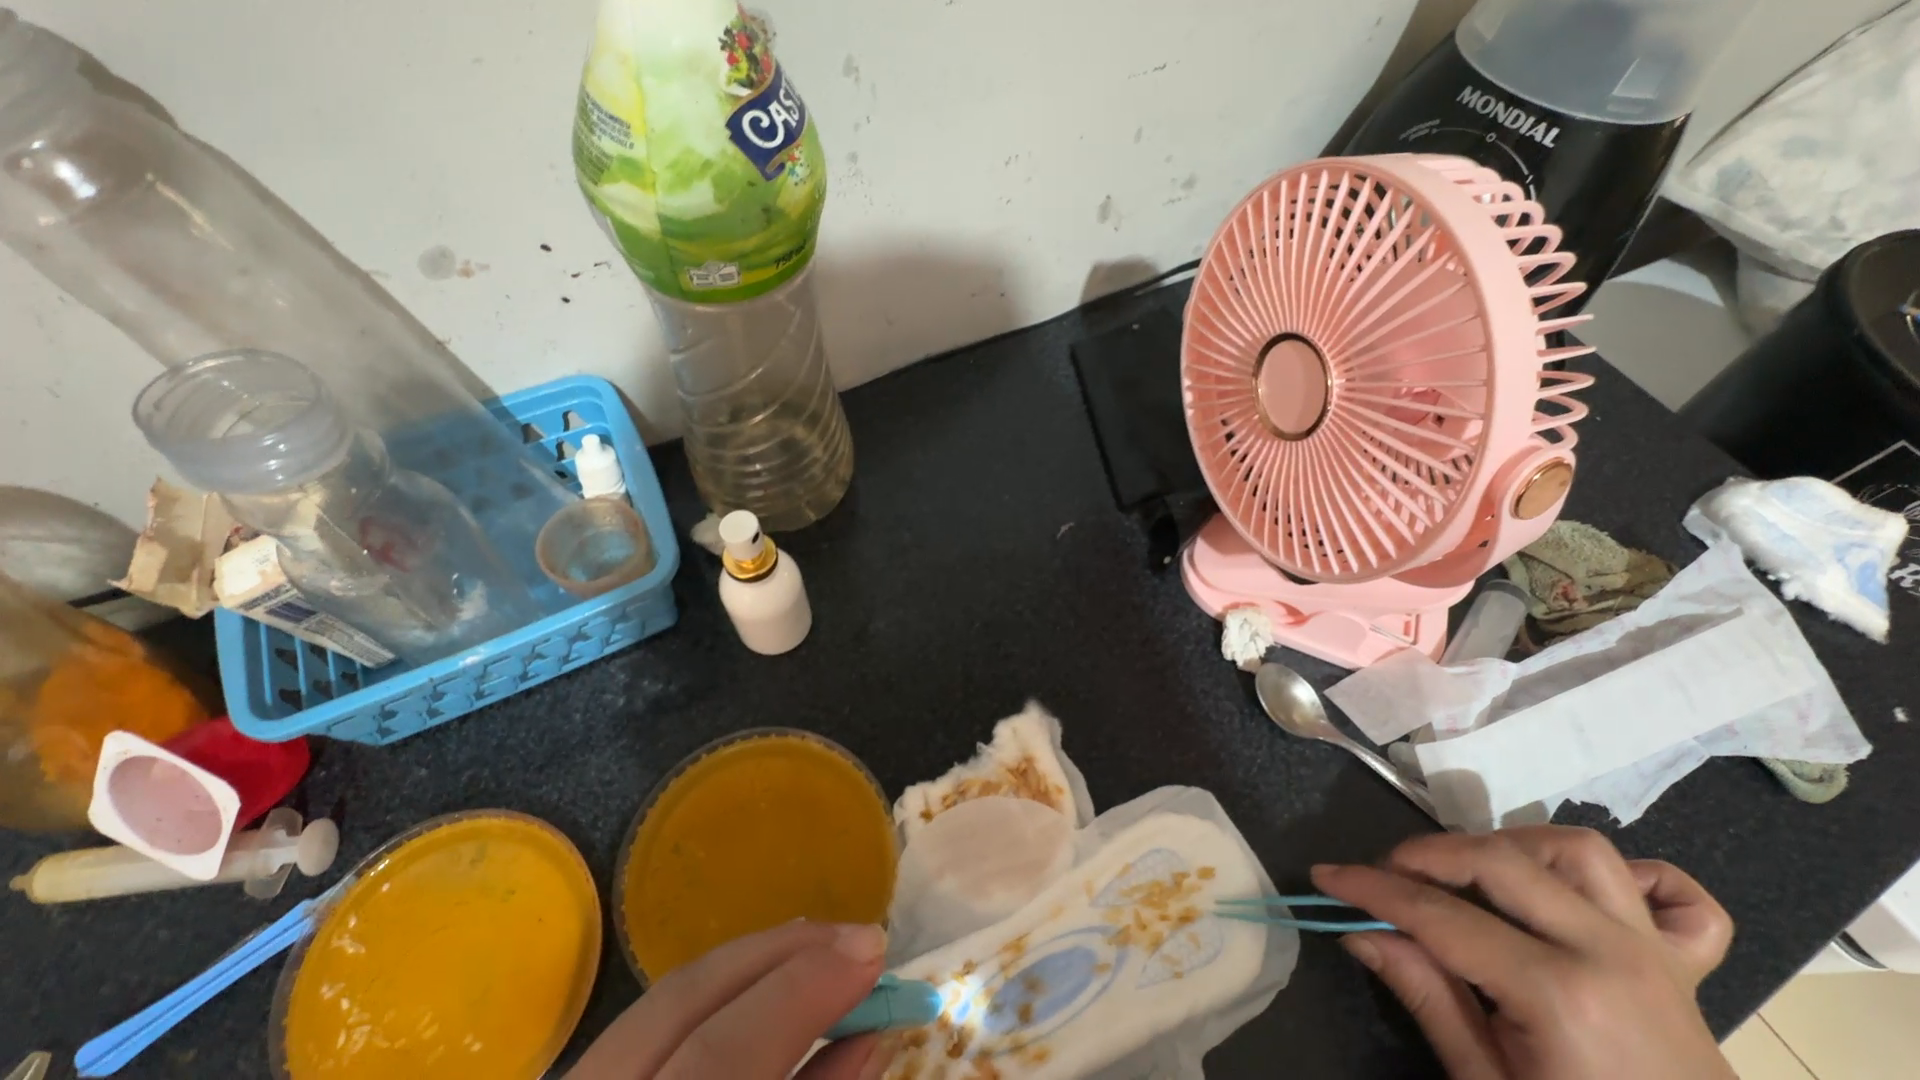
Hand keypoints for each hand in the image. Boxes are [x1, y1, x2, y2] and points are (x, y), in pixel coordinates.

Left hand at [568, 920, 892, 1079]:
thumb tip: (868, 1033)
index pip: (722, 1055)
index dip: (805, 993)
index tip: (874, 949)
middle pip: (682, 998)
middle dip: (781, 954)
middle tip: (860, 938)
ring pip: (660, 998)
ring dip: (751, 967)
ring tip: (821, 952)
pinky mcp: (576, 1076)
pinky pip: (648, 1021)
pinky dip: (713, 996)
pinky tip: (762, 987)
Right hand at [1313, 826, 1735, 1079]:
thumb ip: (1427, 998)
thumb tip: (1361, 932)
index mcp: (1558, 995)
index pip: (1440, 916)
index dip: (1372, 890)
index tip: (1326, 876)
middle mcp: (1611, 953)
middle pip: (1502, 861)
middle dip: (1428, 854)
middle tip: (1383, 874)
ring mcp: (1657, 953)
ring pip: (1580, 851)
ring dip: (1514, 846)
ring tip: (1469, 875)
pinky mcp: (1688, 968)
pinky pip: (1678, 895)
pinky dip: (1632, 878)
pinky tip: (1579, 895)